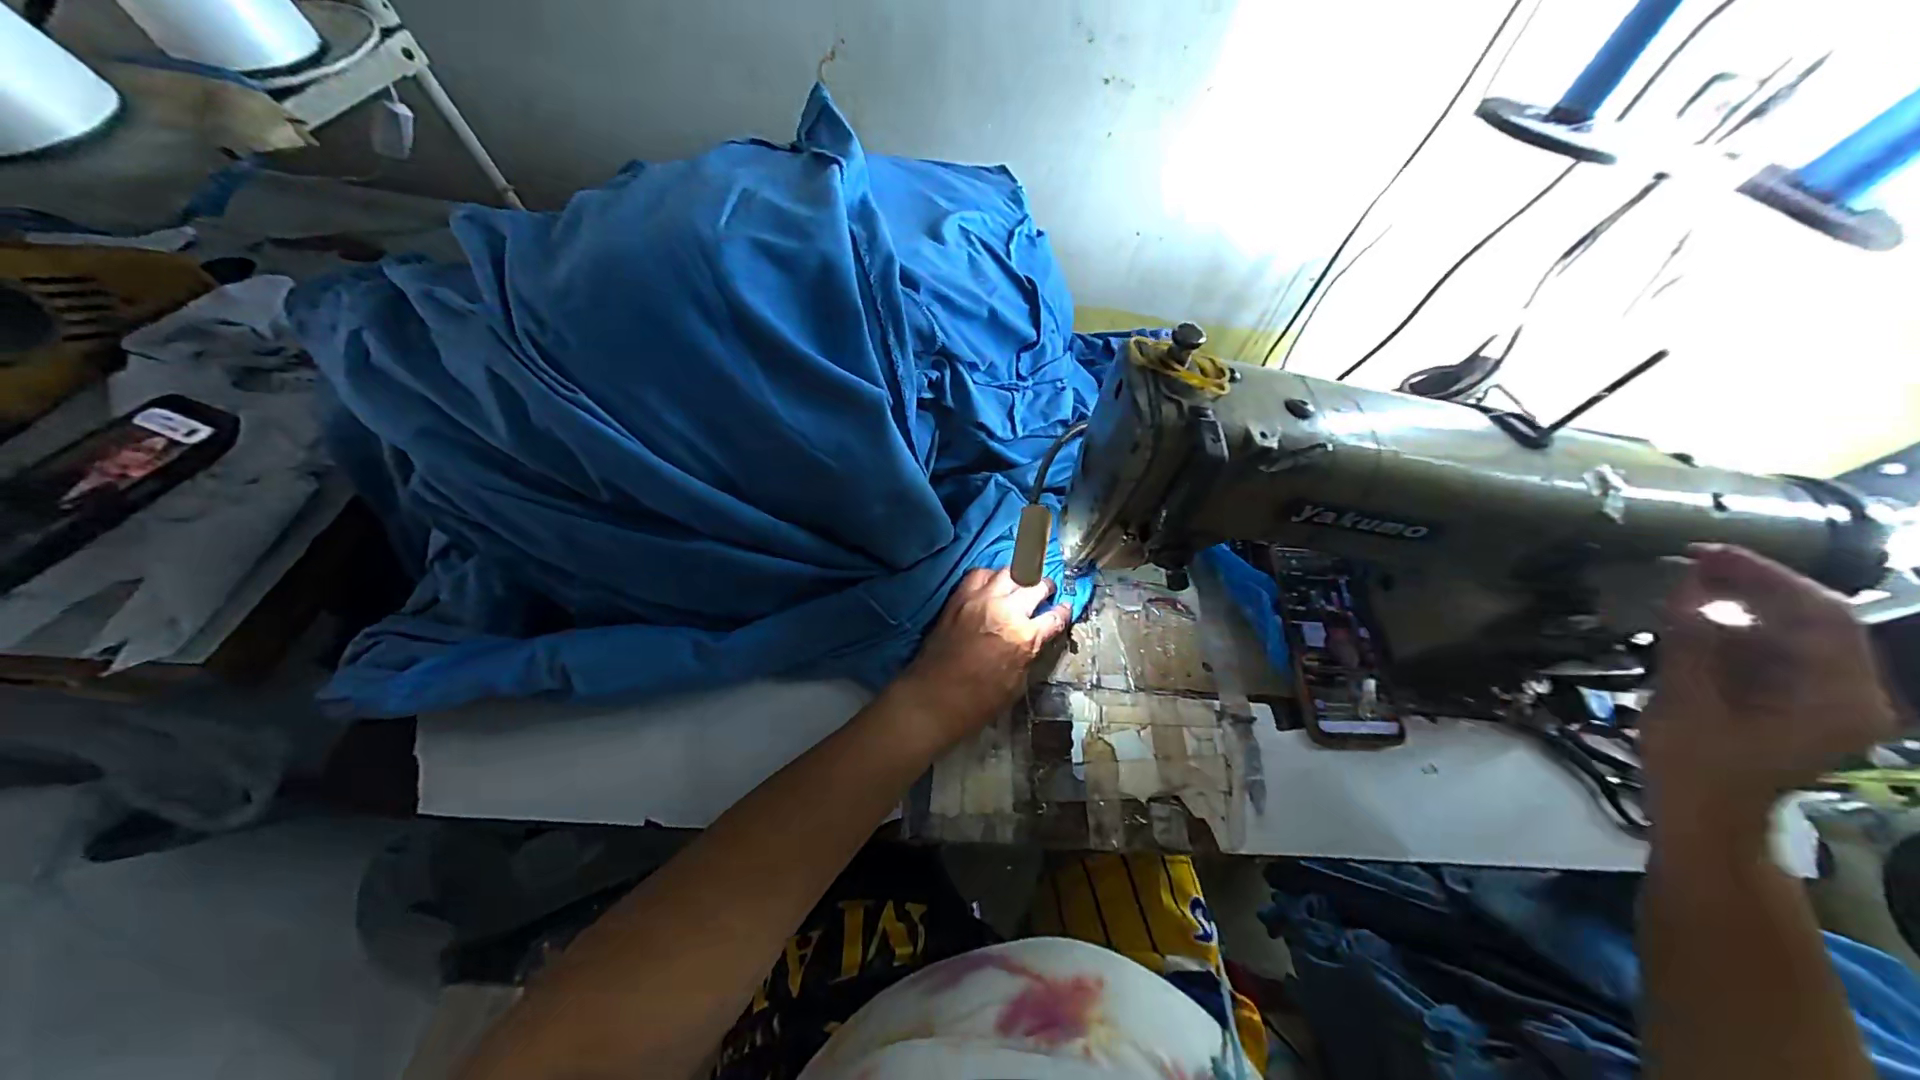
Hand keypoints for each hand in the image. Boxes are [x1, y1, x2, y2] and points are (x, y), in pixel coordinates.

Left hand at [892, 567, 1072, 748]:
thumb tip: (1035, 638)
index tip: (1065, 609)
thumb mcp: (1017, 682)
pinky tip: (991, 586)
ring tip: (1020, 584)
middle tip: (1046, 591)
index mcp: (1025, 637)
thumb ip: (1029, 653)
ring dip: (1019, 578)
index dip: (1064, 612)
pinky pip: (979, 574)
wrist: (934, 696)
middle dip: (1045, 587)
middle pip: (1035, 585)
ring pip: (1008, 573)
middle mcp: (1006, 611)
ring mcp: (981, 599)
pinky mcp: (959, 597)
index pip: (1055, 616)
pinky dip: (989, 577)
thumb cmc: (979, 700)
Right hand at [1641, 544, 1896, 830]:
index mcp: (1840, 697)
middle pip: (1816, 620)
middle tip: (1694, 562)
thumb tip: (1690, 582)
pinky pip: (1781, 651)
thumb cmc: (1697, 766)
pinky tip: (1700, 619)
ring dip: (1745, 605)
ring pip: (1798, 632)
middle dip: (1755, 586)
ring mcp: (1832, 699)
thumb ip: (1693, 639)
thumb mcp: (1686, 700)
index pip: (1821, 615)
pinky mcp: (1803, 702)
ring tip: (1690, 584)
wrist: (1707, 819)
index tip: (1707, 553)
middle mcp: (1854, 694)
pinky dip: (1742, 629)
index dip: (1765, 576)